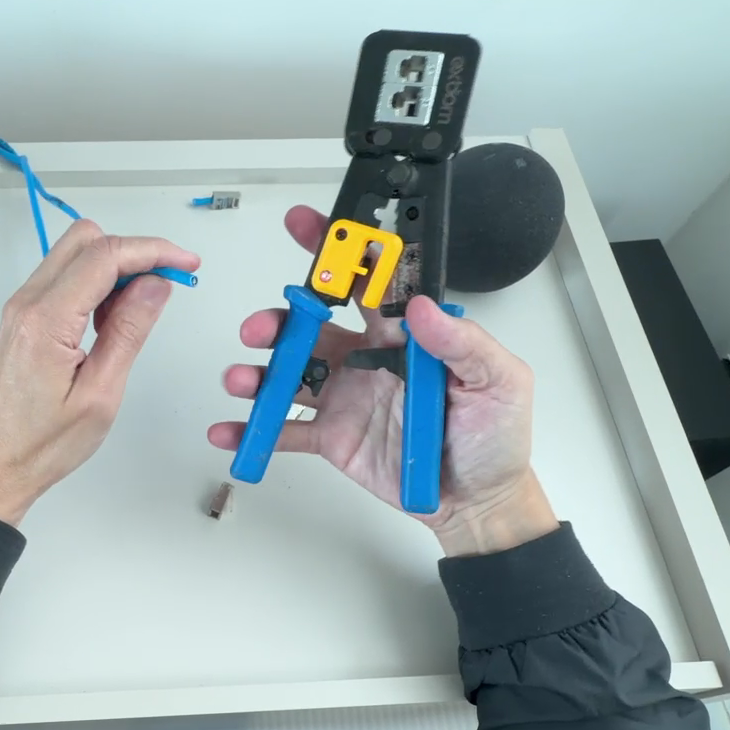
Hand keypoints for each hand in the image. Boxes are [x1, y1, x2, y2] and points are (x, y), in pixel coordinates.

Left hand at [0, 220, 200, 525]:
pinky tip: (109, 323)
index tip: (186, 265)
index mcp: (46, 321)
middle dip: (132, 253)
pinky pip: (63, 280)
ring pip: (74, 255)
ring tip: (134, 317)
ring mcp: (20, 309)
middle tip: (163, 288)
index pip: (105, 256)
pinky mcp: (22, 320)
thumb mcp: (100, 394)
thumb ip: (128, 332)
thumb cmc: (46, 444)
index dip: (152, 251)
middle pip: (85, 240)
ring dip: (113, 270)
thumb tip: (156, 285)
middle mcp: (26, 303)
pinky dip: (93, 286)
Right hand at [207, 206, 556, 556]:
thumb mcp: (500, 382)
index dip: (336, 251)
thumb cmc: (494, 439)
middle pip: (311, 327)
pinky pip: (286, 430)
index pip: (367, 283)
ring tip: (239, 379)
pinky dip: (254, 430)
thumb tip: (423, 308)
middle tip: (259, 328)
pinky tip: (229, 430)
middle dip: (280, 321)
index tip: (307, 228)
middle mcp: (366, 360)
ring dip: (259, 373)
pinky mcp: (331, 437)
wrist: (474, 501)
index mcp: (404, 337)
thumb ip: (462, 345)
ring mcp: (344, 398)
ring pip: (290, 375)